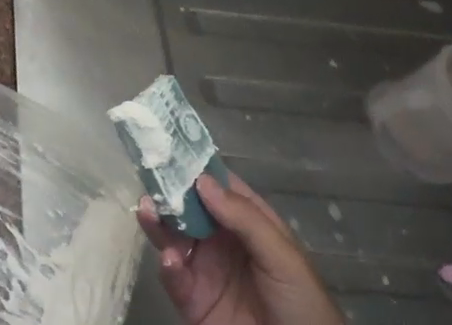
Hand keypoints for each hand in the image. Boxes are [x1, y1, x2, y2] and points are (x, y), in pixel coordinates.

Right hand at [137, 174, 343, 324]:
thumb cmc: (303, 305)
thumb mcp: (284, 259)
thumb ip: (245, 219)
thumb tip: (201, 180)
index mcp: (248, 224)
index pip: (218, 186)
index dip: (196, 166)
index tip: (170, 147)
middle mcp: (221, 240)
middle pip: (188, 207)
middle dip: (168, 190)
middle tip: (149, 176)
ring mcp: (204, 269)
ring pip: (172, 235)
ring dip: (158, 220)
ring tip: (148, 209)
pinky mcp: (191, 299)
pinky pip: (173, 276)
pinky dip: (166, 264)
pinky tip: (171, 259)